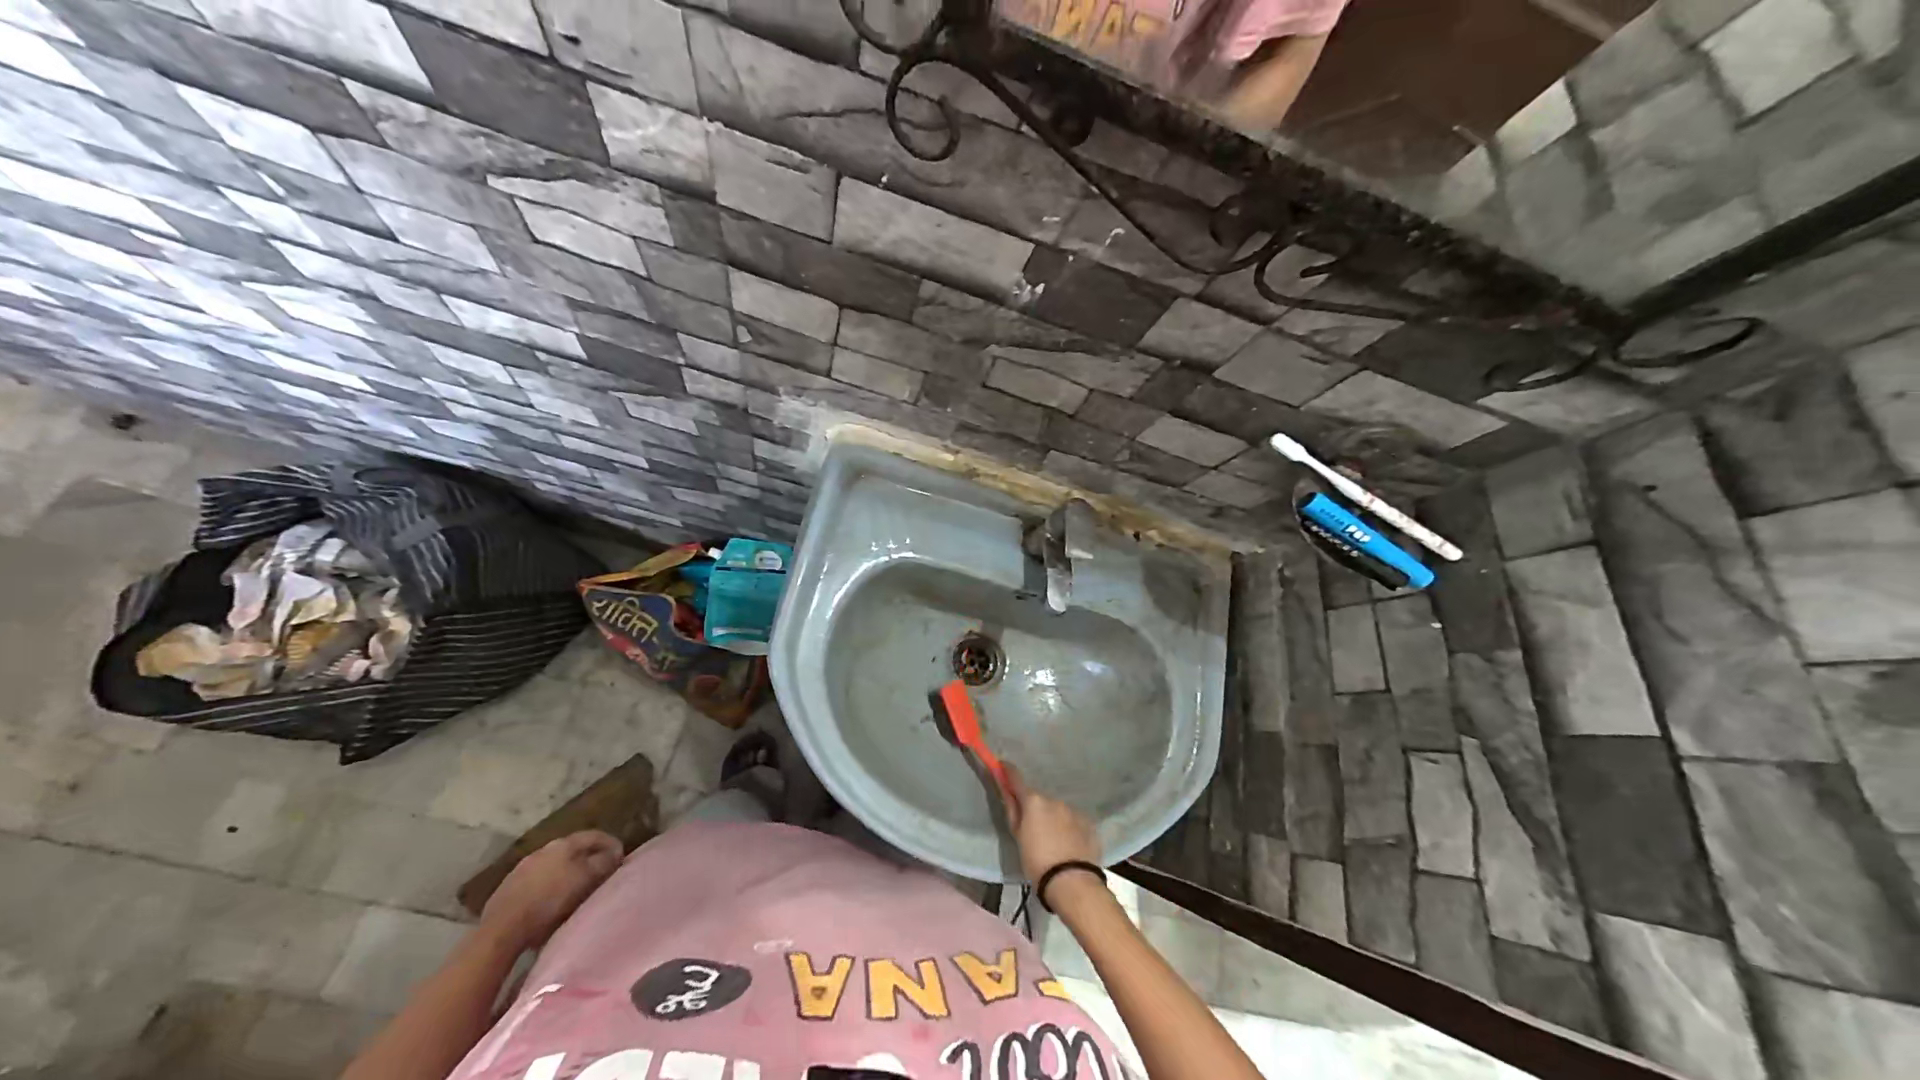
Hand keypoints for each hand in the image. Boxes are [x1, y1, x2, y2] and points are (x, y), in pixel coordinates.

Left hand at [480, 830, 623, 949]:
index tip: (622, 857)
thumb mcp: (586, 879)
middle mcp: (544, 849)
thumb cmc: (552, 901)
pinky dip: (551, 884)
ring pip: (555, 864)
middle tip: (602, 872)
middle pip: (574, 849)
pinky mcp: (510, 887)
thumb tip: (614, 853)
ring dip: (569, 871)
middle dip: (589, 858)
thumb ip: (604, 862)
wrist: (502, 928)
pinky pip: (539, 879)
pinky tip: (552, 899)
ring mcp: (523, 867)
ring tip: (578, 887)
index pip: (595, 835)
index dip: (611, 844)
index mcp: (564, 844)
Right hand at [998, 762, 1100, 885]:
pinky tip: (1067, 844)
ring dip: (1053, 818)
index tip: (1002, 766)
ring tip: (1052, 841)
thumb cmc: (1037, 861)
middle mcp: (1055, 800)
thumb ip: (1012, 810)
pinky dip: (1068, 828)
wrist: (1072, 881)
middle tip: (1032, 828)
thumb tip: (1006, 790)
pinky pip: (1073, 821)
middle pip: (1039, 799)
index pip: (1017, 778)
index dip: (1008, 771)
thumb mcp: (1018, 836)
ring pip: (1058, 810)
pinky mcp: (1088, 824)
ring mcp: (1074, 810)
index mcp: (1034, 801)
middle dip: (1035, 807)